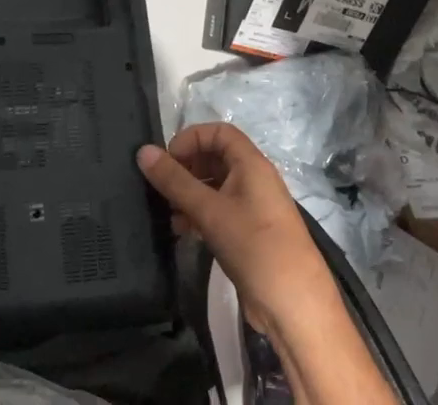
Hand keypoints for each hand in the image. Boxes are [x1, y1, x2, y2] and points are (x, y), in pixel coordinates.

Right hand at [137, 122, 321, 333]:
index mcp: (252, 165)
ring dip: (188, 193)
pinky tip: (181, 229)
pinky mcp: (249, 234)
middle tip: (160, 185)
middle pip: (215, 158)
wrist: (294, 306)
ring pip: (214, 187)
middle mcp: (254, 181)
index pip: (219, 132)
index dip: (191, 138)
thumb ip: (174, 180)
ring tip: (167, 211)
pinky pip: (218, 211)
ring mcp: (253, 209)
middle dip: (186, 167)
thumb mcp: (209, 210)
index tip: (167, 159)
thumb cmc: (254, 246)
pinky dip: (198, 214)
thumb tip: (143, 151)